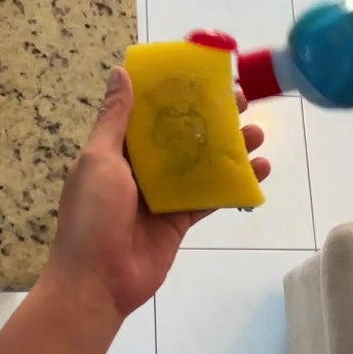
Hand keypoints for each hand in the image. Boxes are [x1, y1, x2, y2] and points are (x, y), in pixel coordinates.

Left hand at [41, 67, 270, 319]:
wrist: (97, 280)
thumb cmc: (93, 215)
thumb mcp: (99, 160)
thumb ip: (115, 119)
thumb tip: (119, 72)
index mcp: (117, 150)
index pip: (150, 114)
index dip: (175, 94)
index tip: (204, 77)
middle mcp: (140, 169)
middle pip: (180, 136)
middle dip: (210, 118)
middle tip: (242, 102)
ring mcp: (162, 195)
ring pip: (200, 164)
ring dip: (229, 148)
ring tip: (257, 132)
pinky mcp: (180, 219)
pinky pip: (210, 196)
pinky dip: (234, 183)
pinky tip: (260, 170)